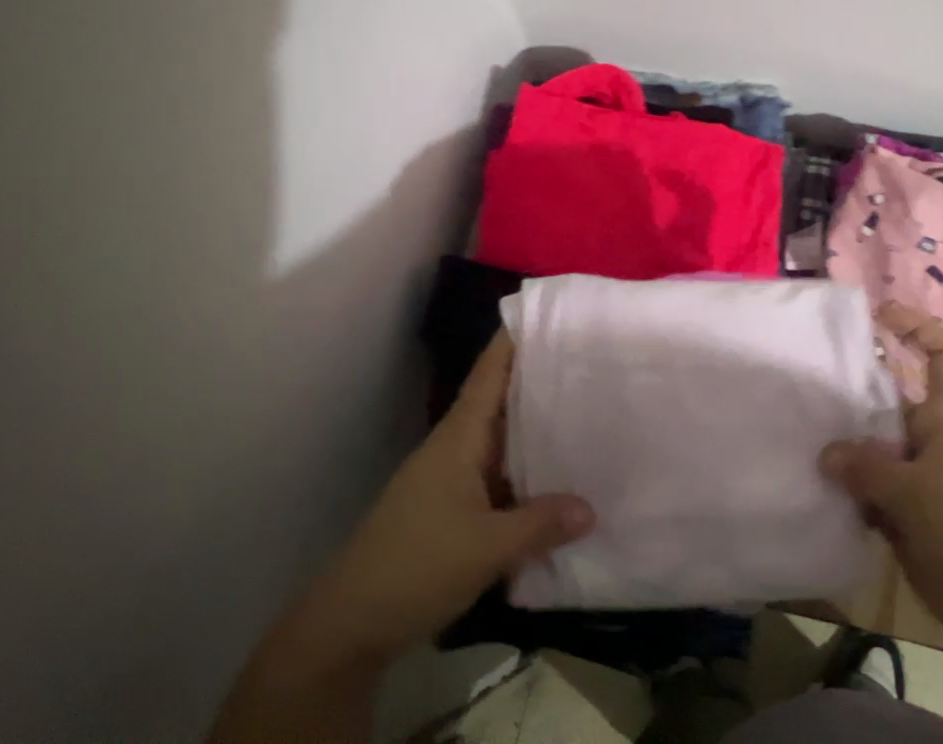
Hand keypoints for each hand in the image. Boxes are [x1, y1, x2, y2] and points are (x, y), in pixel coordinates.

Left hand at [208, 331, 594, 743]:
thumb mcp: (487, 547)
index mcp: (457, 440)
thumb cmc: (415, 567)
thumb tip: (591, 507)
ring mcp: (450, 483)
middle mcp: (454, 451)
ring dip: (537, 434)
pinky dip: (528, 477)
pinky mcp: (451, 514)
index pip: (488, 376)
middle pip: (500, 405)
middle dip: (541, 384)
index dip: (514, 342)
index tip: (551, 315)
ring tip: (588, 419)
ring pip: (502, 445)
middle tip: (592, 366)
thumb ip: (541, 524)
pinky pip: (499, 481)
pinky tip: (559, 486)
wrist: (350, 625)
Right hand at [821, 302, 942, 657]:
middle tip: (805, 391)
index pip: (942, 354)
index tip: (878, 314)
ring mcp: (922, 480)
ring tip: (797, 438)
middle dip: (853, 396)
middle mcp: (934, 441)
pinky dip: (848, 492)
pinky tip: (814, 490)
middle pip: (892, 403)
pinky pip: (872, 493)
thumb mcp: (916, 492)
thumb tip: (827, 452)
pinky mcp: (910, 517)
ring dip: (845, 451)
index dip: (916, 326)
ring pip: (877, 452)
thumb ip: (867, 468)